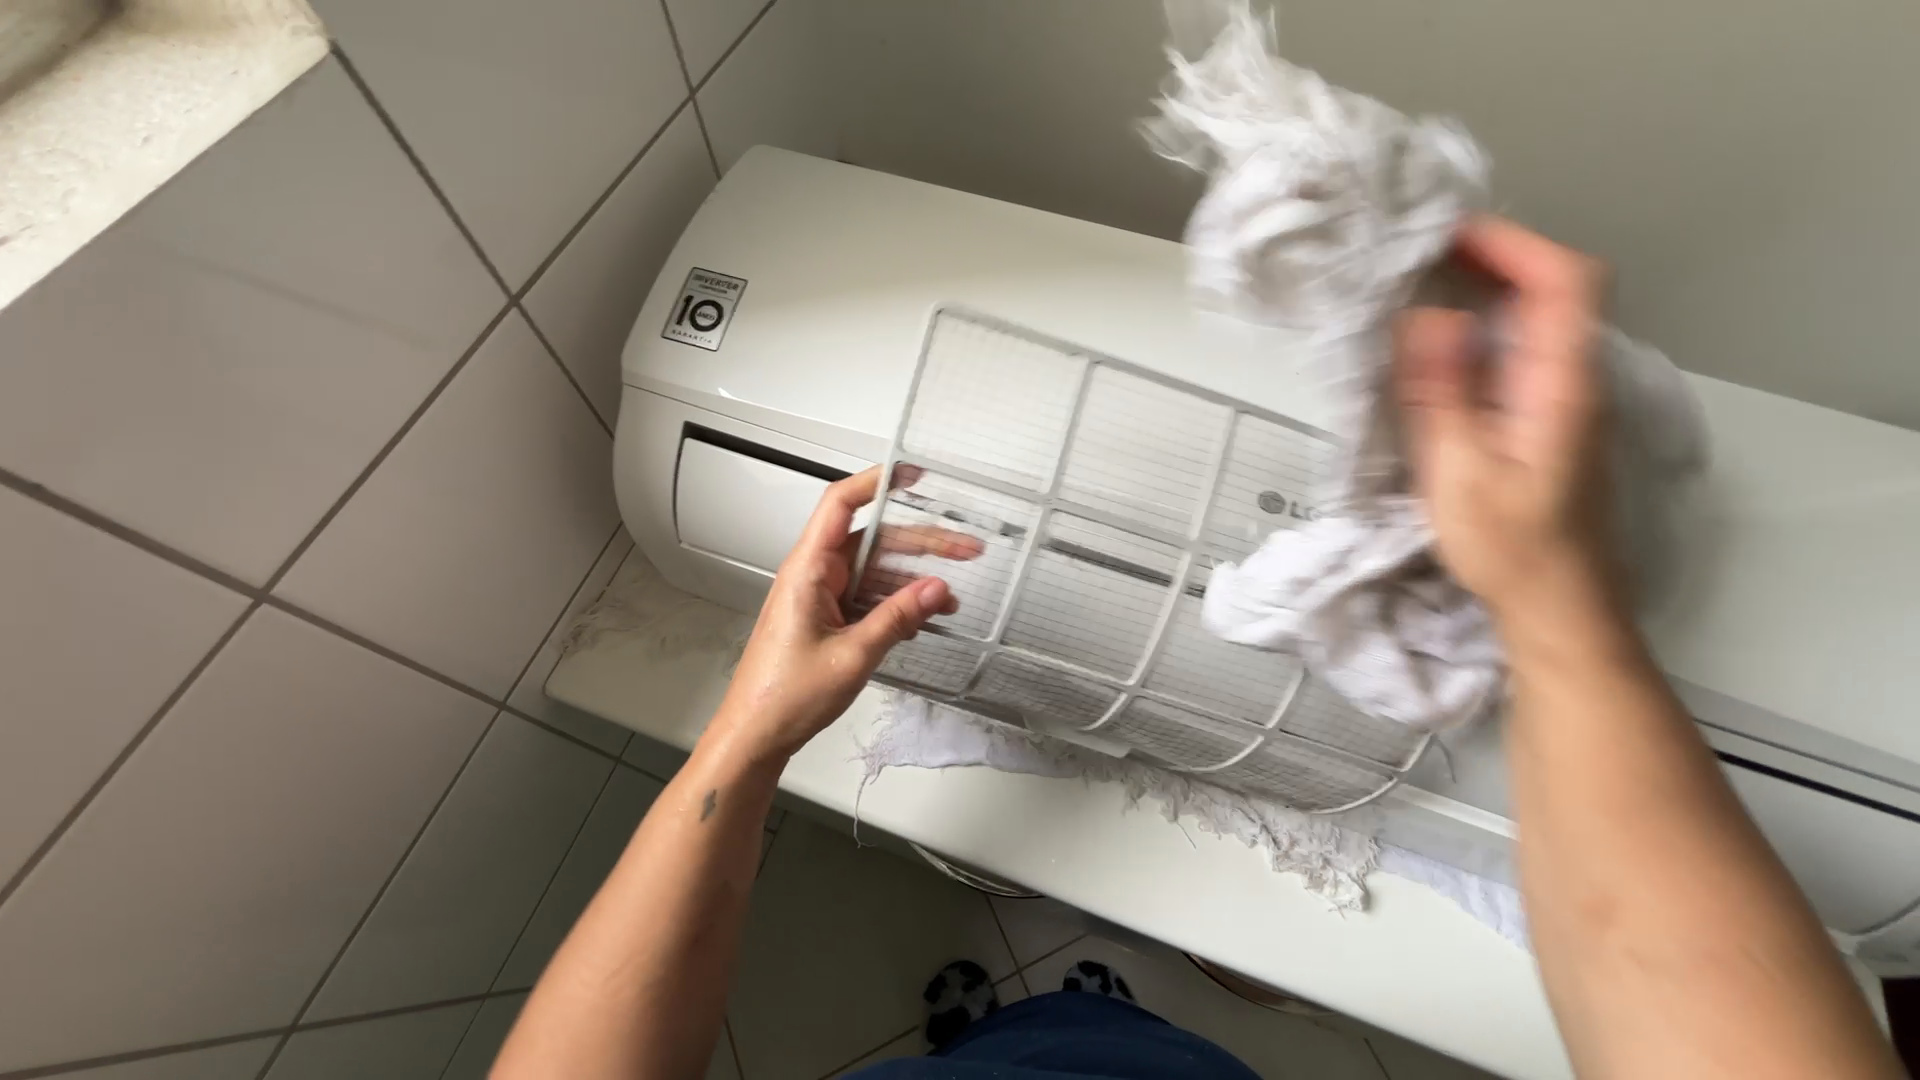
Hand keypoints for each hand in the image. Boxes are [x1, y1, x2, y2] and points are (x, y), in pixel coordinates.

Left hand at [706, 466, 982, 762]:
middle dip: (921, 544)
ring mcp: (821, 596)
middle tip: (964, 548)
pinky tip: (923, 617)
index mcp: (808, 570)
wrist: (756, 735)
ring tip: (950, 598)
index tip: (913, 474)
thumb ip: (897, 618)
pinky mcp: (828, 617)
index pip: (842, 504)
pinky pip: (868, 598)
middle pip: (874, 541)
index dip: (877, 481)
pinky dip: (897, 605)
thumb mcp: (852, 655)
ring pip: (875, 572)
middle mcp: (814, 575)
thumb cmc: (783, 696)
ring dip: (913, 582)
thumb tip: (936, 589)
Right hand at [1394, 215, 1617, 621]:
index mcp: (1561, 386)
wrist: (1555, 603)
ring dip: (1484, 290)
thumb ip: (1443, 393)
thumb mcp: (1462, 471)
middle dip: (1491, 257)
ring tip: (1421, 284)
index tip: (1445, 235)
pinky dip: (1479, 328)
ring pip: (1535, 320)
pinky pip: (1517, 352)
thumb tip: (1425, 317)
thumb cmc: (1511, 547)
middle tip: (1420, 254)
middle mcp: (1572, 381)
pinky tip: (1438, 343)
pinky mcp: (1541, 421)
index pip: (1563, 283)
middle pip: (1553, 290)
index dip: (1510, 244)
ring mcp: (1560, 400)